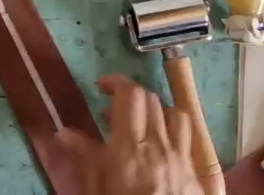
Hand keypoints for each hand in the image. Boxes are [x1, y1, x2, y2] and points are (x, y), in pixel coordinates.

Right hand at [56, 75, 199, 194]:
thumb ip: (84, 161)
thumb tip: (63, 132)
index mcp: (129, 151)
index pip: (130, 95)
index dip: (116, 82)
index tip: (101, 88)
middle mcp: (160, 148)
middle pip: (151, 100)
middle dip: (131, 98)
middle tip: (113, 115)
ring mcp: (184, 163)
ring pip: (176, 115)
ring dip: (157, 113)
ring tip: (142, 127)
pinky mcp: (200, 181)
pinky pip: (192, 142)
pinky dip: (177, 135)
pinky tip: (165, 149)